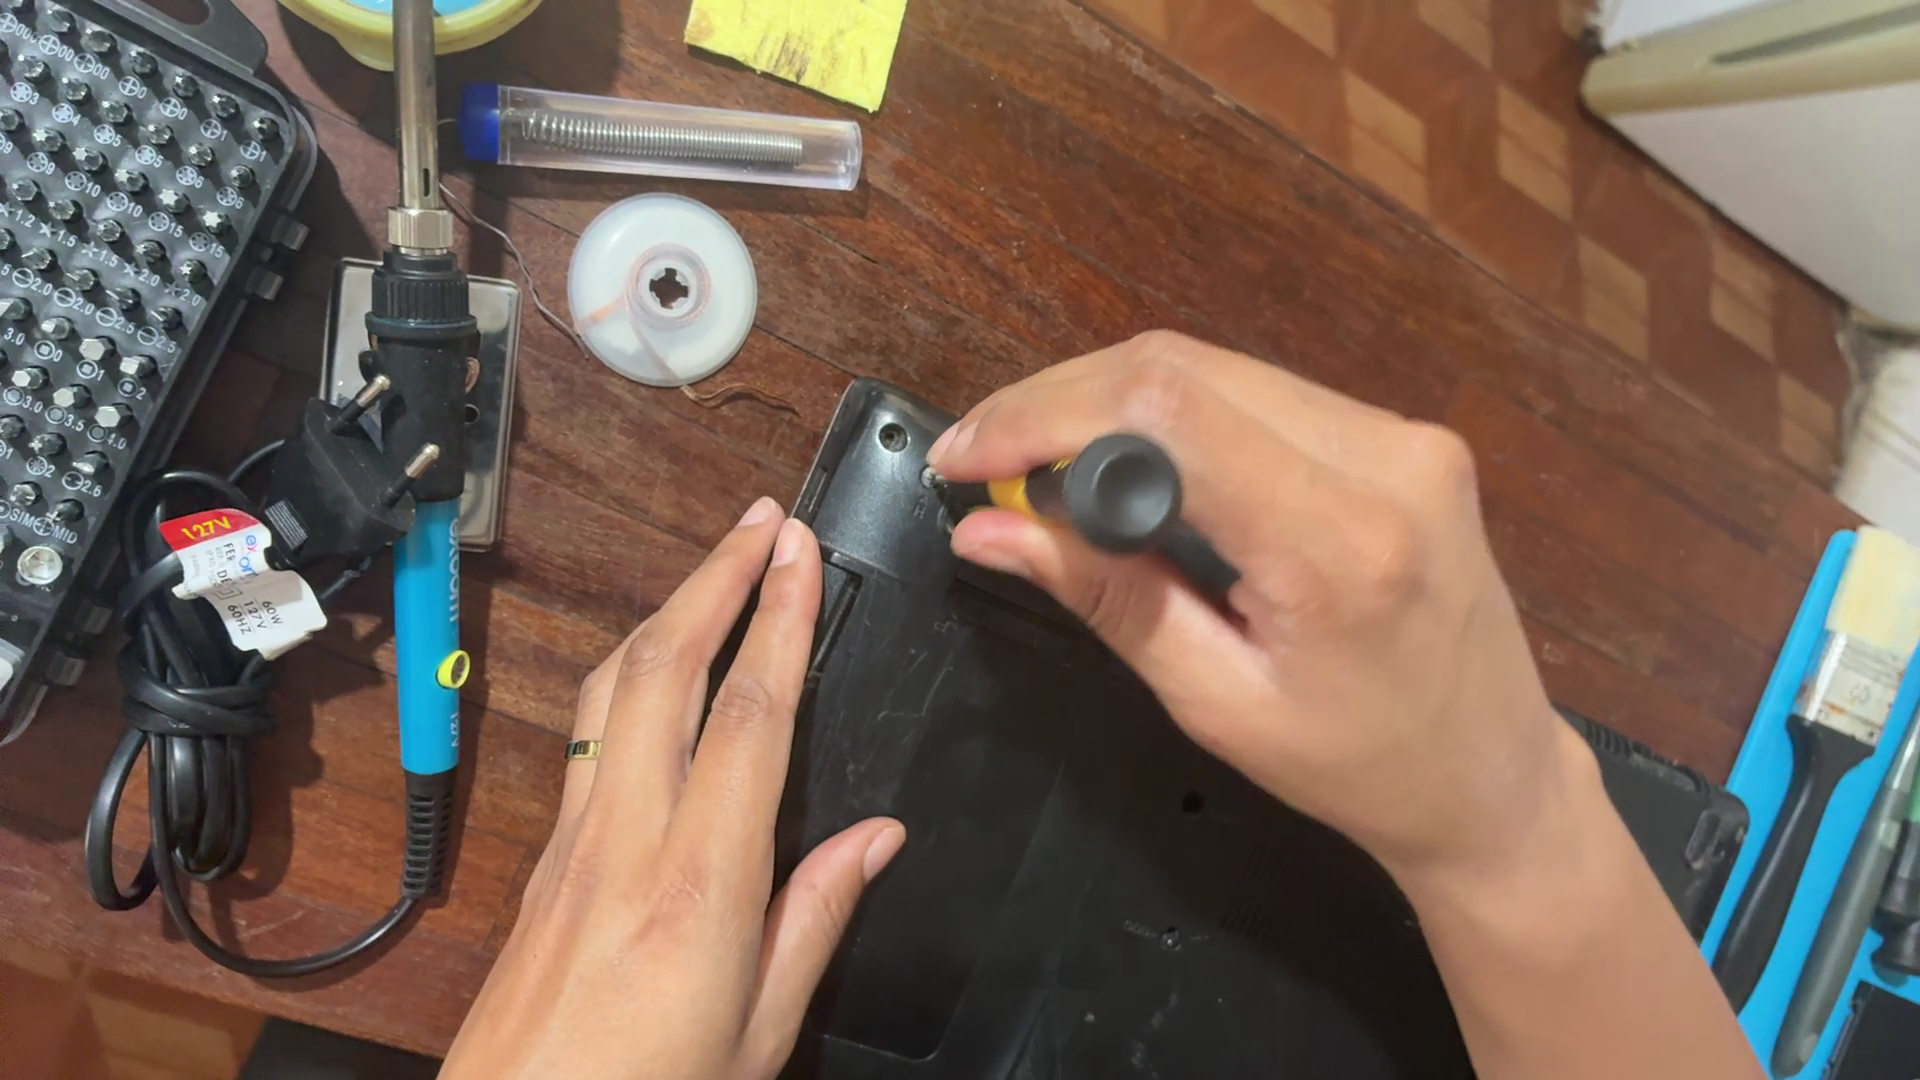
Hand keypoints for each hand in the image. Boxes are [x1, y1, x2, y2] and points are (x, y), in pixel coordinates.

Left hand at [442, 499, 905, 1079]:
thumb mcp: (761, 1030)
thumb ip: (819, 915)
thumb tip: (881, 833)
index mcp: (699, 886)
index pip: (748, 718)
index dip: (781, 622)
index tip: (802, 556)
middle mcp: (627, 840)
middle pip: (667, 670)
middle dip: (720, 579)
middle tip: (765, 522)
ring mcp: (575, 837)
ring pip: (618, 684)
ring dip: (675, 605)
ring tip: (724, 561)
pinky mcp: (549, 848)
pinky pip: (593, 725)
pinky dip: (637, 659)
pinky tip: (666, 646)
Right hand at [928, 332, 1589, 886]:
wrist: (1493, 774)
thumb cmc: (1355, 766)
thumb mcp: (1212, 700)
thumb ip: (1102, 597)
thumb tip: (989, 531)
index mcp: (1337, 541)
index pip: (1165, 413)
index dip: (1042, 415)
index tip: (965, 456)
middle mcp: (1382, 454)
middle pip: (1176, 368)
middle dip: (1054, 401)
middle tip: (983, 455)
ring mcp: (1398, 430)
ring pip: (1206, 367)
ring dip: (1098, 400)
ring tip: (1032, 458)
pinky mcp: (1392, 429)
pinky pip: (1245, 389)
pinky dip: (1157, 411)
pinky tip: (1115, 455)